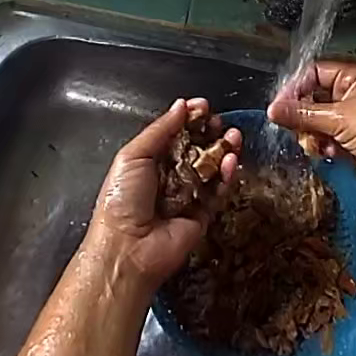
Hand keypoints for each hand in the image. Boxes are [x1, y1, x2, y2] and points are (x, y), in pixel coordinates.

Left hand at [87, 98, 240, 288]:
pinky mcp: (202, 213)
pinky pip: (219, 190)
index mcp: (150, 160)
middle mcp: (170, 175)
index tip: (202, 106)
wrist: (127, 250)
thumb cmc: (121, 201)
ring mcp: (188, 194)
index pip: (176, 132)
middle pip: (197, 147)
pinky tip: (231, 160)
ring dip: (224, 148)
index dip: (190, 118)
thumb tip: (181, 105)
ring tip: (234, 136)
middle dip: (210, 131)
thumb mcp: (133, 155)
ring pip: (212, 166)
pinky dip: (227, 174)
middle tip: (219, 121)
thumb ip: (160, 129)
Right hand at [267, 61, 355, 195]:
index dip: (296, 87)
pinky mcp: (355, 139)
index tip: (279, 106)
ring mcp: (355, 116)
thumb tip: (273, 109)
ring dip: (312, 133)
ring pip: (319, 119)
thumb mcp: (339, 119)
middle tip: (294, 128)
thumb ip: (303, 113)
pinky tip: (327, 153)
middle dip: (303, 114)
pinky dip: (324, 144)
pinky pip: (328, 137)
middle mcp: (354, 91)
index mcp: (355, 75)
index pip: (315, 72)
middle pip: (315, 96)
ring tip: (314, 144)